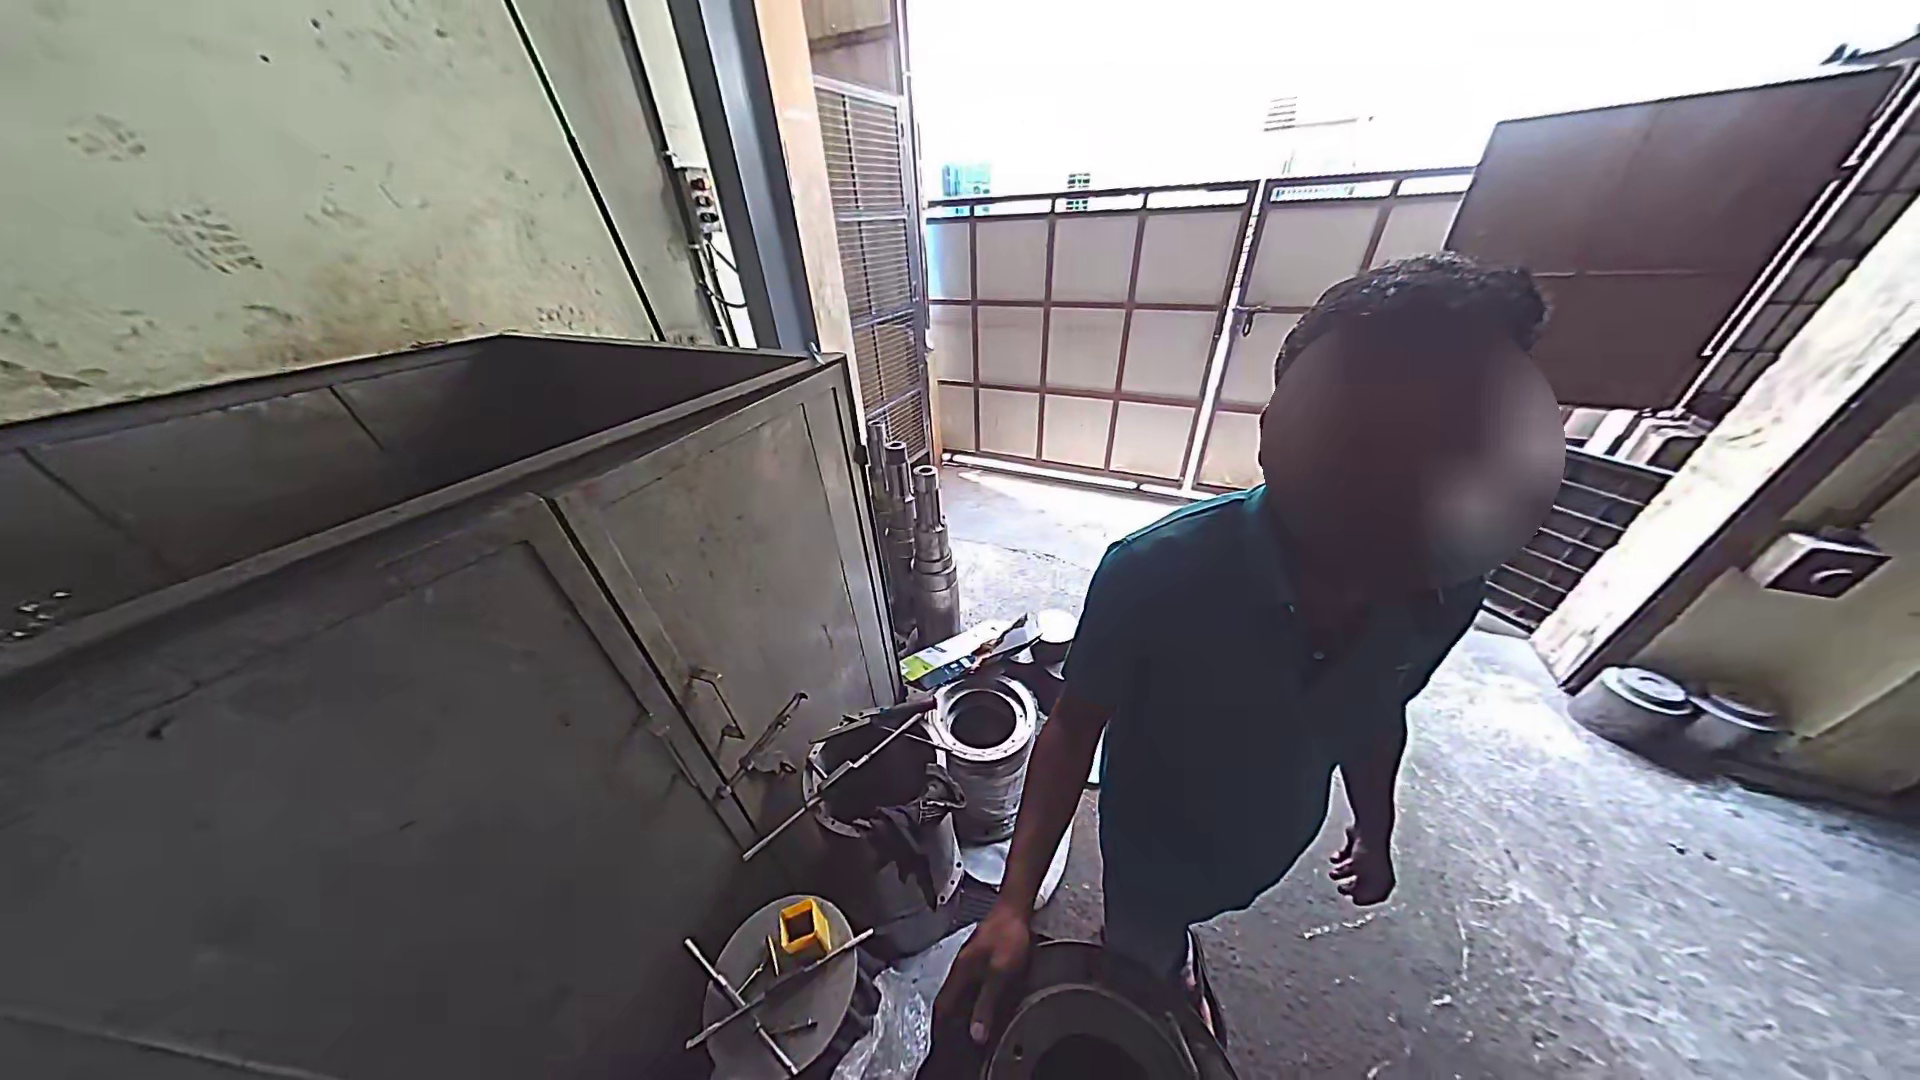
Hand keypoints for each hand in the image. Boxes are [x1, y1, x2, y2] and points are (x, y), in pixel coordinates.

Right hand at [934, 901, 1031, 1044]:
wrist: (1015, 907)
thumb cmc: (1008, 936)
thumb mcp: (1000, 972)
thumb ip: (987, 1002)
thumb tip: (976, 1034)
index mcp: (962, 971)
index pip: (943, 1005)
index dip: (942, 1027)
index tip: (944, 1044)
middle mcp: (962, 966)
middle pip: (950, 999)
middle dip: (953, 1020)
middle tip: (960, 1038)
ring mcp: (970, 959)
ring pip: (960, 991)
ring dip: (963, 1009)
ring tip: (972, 1024)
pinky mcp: (981, 955)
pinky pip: (971, 983)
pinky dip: (973, 996)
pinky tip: (984, 1001)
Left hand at [1329, 826, 1394, 904]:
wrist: (1368, 830)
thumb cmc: (1369, 857)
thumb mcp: (1365, 880)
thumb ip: (1361, 893)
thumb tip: (1356, 900)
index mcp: (1385, 880)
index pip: (1377, 895)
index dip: (1365, 899)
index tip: (1353, 900)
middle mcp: (1378, 869)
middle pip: (1363, 883)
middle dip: (1350, 887)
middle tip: (1340, 889)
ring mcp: (1367, 856)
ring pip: (1353, 869)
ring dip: (1341, 873)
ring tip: (1332, 874)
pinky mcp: (1357, 844)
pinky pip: (1346, 855)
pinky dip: (1339, 858)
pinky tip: (1334, 859)